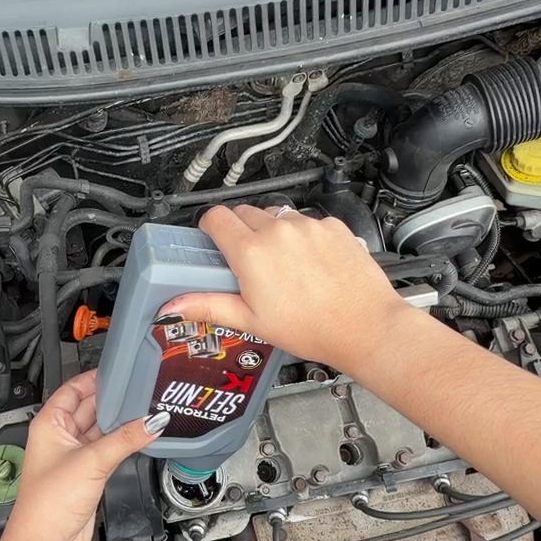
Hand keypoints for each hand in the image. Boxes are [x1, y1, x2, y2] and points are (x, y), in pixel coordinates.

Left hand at [7, 371, 166, 540]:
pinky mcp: (85, 473)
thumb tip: (151, 421)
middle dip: (112, 402)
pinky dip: (121, 443)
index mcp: (49, 423)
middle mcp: (59, 436)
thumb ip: (125, 439)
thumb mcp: (92, 461)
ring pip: (99, 429)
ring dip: (118, 424)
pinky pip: (106, 449)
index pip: (72, 389)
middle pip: (89, 408)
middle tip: (137, 393)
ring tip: (142, 413)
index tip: (116, 372)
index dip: (93, 379)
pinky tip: (137, 438)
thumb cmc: (47, 503)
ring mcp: (73, 455)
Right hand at [164, 204, 415, 376]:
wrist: (366, 327)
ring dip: (271, 232)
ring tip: (281, 264)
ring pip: (276, 216)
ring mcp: (308, 226)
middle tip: (246, 260)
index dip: (210, 227)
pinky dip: (301, 236)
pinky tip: (308, 263)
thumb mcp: (252, 321)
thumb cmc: (313, 328)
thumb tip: (174, 305)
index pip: (215, 218)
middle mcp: (278, 230)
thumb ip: (209, 306)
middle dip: (240, 231)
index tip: (213, 239)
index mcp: (252, 252)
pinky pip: (306, 222)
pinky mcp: (332, 226)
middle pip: (244, 212)